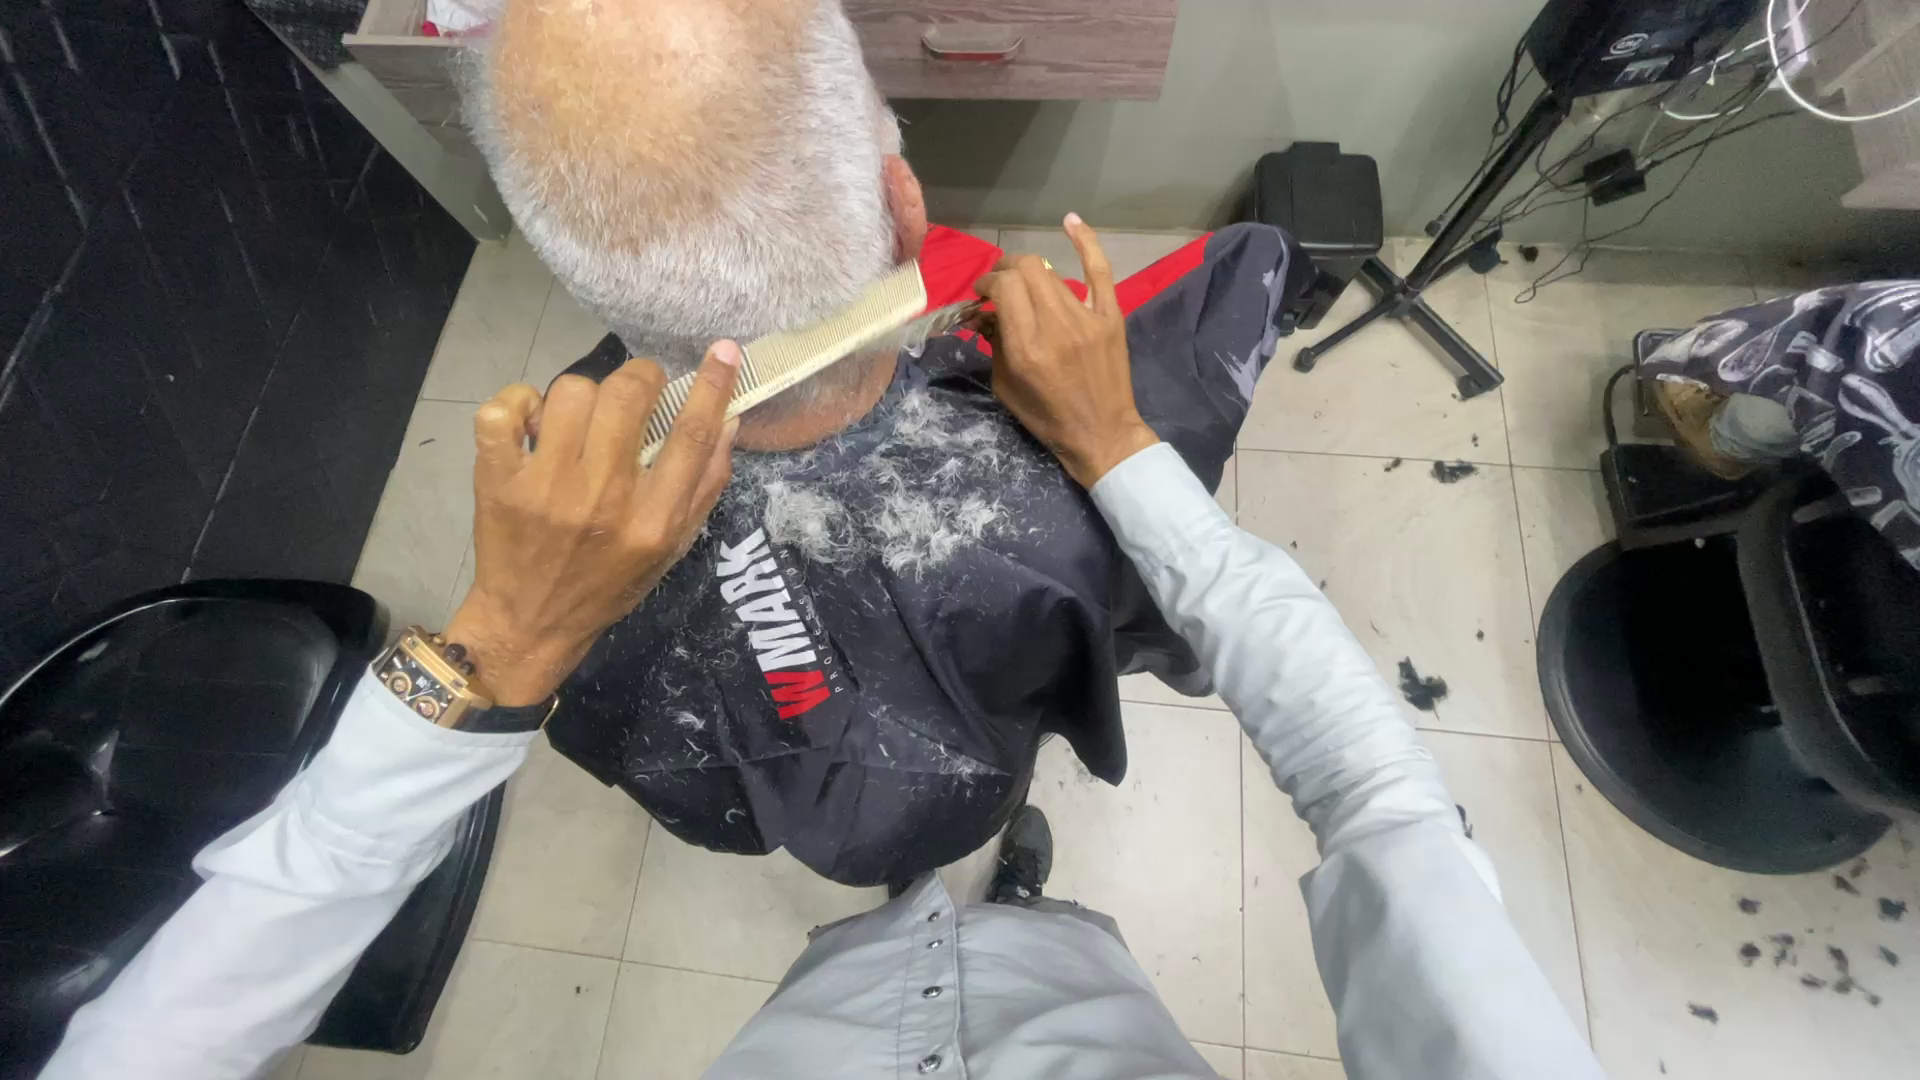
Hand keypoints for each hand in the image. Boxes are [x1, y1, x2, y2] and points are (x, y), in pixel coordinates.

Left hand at [443, 344, 741, 704]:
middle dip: (641, 377)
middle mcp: (604, 498)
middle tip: (639, 389)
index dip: (712, 385)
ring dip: (586, 392)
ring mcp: (546, 487)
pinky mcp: (499, 481)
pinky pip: (503, 411)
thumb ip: (706, 486)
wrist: (534, 620)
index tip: (724, 349)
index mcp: (655, 518)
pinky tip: (535, 419)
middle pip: (629, 398)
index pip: (692, 436)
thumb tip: (728, 420)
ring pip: (571, 393)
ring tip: (586, 416)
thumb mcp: (675, 545)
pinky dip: (520, 401)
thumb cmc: (614, 583)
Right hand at [973, 213, 1158, 487]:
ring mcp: (1087, 319)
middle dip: (1004, 270)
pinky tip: (1070, 221)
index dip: (987, 283)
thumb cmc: (1047, 418)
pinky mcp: (1110, 316)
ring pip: (1052, 272)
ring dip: (1029, 270)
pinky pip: (1099, 269)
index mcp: (1026, 348)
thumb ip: (993, 344)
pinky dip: (1085, 241)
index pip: (1004, 288)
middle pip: (1026, 270)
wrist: (1102, 434)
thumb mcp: (1006, 387)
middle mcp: (1055, 327)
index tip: (981, 295)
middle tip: (998, 286)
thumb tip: (981, 313)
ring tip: (1021, 281)